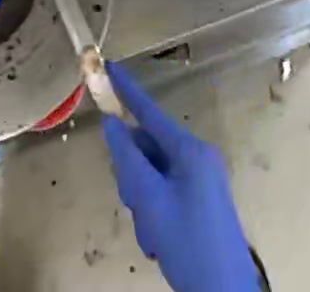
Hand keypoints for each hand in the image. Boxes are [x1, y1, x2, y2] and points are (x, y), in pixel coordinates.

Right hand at [102, 62, 260, 291]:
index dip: (127, 89)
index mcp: (190, 151)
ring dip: (141, 200)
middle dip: (131, 175)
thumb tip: (111, 124)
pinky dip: (153, 212)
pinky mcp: (200, 203)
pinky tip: (158, 241)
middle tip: (133, 204)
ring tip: (151, 232)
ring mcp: (201, 182)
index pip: (149, 111)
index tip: (108, 66)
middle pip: (145, 148)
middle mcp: (198, 160)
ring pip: (150, 173)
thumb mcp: (149, 198)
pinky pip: (163, 192)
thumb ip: (126, 156)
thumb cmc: (188, 244)